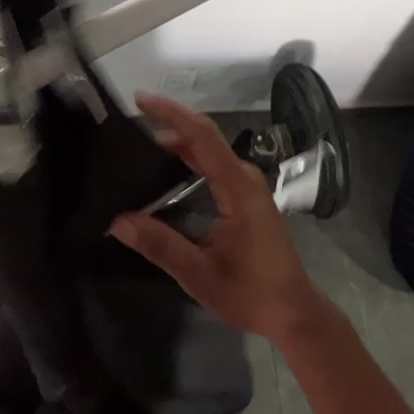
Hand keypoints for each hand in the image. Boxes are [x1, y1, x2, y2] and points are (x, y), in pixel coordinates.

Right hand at [109, 94, 332, 343]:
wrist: (294, 313)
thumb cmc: (252, 294)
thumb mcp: (200, 275)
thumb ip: (161, 246)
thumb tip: (119, 221)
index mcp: (238, 188)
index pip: (202, 137)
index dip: (172, 114)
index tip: (141, 100)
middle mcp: (245, 178)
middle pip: (204, 138)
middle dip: (168, 123)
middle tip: (129, 123)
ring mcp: (248, 187)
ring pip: (209, 151)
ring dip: (177, 141)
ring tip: (139, 142)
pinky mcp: (246, 198)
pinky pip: (214, 165)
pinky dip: (189, 157)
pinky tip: (166, 168)